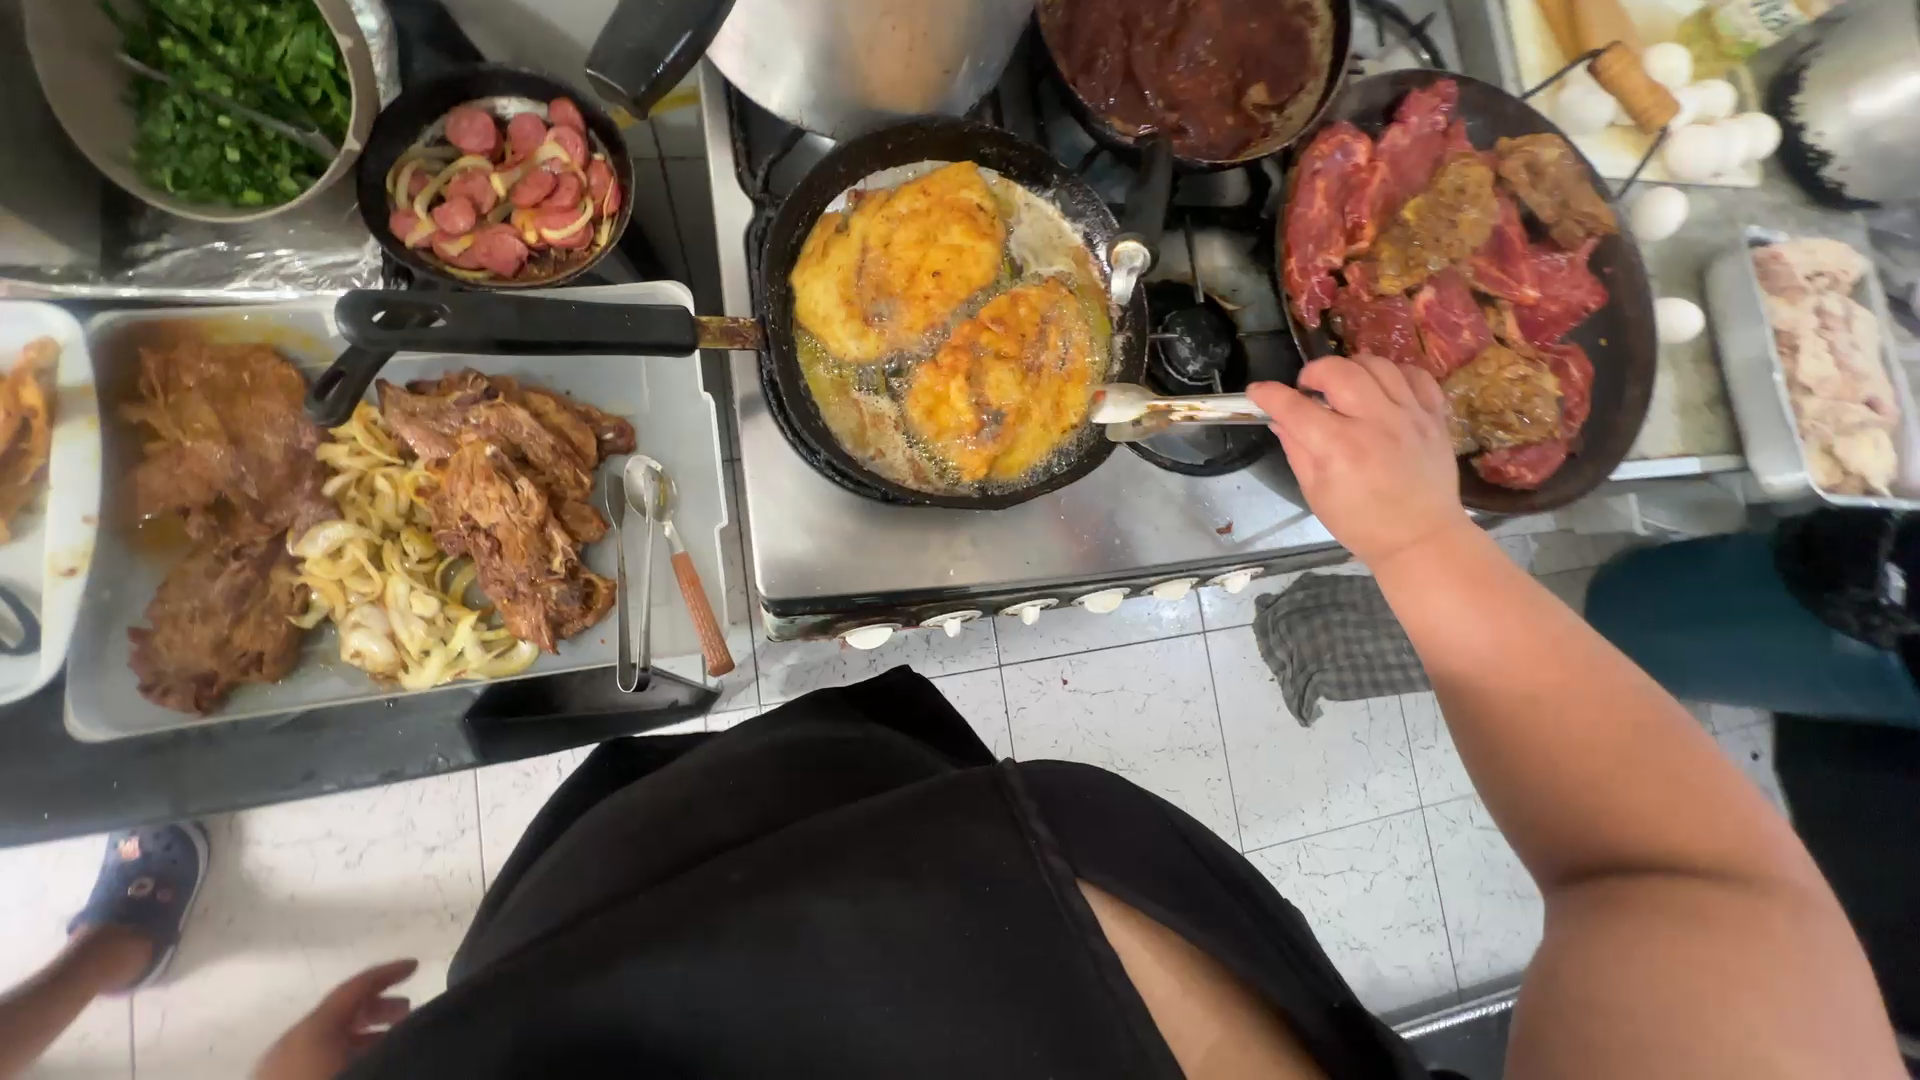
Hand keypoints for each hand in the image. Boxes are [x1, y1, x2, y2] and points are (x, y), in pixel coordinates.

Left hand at [254, 959, 416, 1079]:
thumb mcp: (372, 1064)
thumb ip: (394, 1042)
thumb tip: (417, 1025)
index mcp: (309, 1033)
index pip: (354, 988)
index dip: (388, 973)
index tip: (416, 966)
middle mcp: (287, 1046)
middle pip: (337, 1012)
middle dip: (375, 1006)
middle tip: (407, 1010)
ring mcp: (275, 1072)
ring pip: (324, 1038)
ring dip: (360, 1032)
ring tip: (388, 1043)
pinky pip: (312, 1060)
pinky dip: (340, 1053)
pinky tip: (362, 1067)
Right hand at [1248, 356, 1469, 567]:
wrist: (1419, 537)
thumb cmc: (1359, 522)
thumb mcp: (1314, 492)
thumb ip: (1296, 449)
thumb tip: (1280, 420)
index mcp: (1339, 448)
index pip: (1294, 407)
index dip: (1268, 395)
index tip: (1257, 392)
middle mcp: (1375, 423)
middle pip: (1339, 371)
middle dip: (1313, 372)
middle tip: (1308, 389)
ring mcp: (1409, 416)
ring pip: (1377, 364)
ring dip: (1351, 368)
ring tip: (1344, 387)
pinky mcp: (1433, 416)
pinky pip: (1414, 375)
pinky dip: (1393, 374)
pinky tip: (1380, 390)